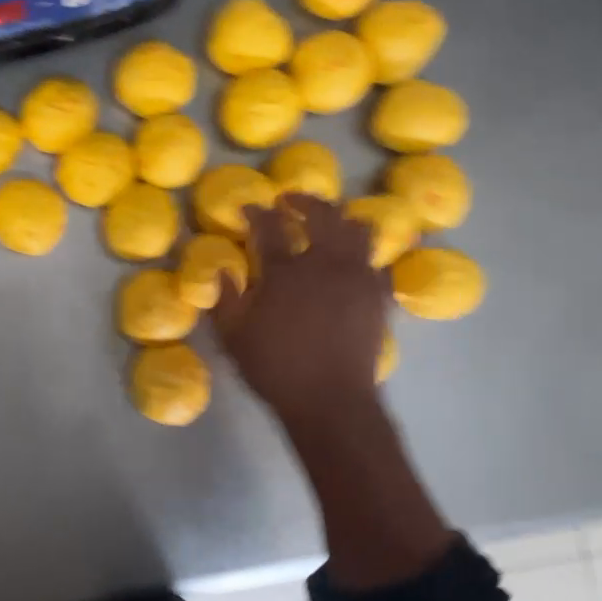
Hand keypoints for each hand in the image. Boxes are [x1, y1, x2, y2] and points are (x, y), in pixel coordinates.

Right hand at [211, 196, 388, 426]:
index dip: (256, 212)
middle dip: (304, 200)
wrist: (331, 400)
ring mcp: (358, 277)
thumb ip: (225, 300)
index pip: (269, 226)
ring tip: (328, 224)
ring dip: (340, 220)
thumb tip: (222, 270)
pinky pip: (376, 261)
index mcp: (285, 272)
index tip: (248, 207)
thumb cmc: (275, 369)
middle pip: (322, 214)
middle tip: (289, 201)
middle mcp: (325, 264)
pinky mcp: (379, 295)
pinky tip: (351, 263)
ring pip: (359, 229)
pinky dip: (361, 254)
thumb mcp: (233, 337)